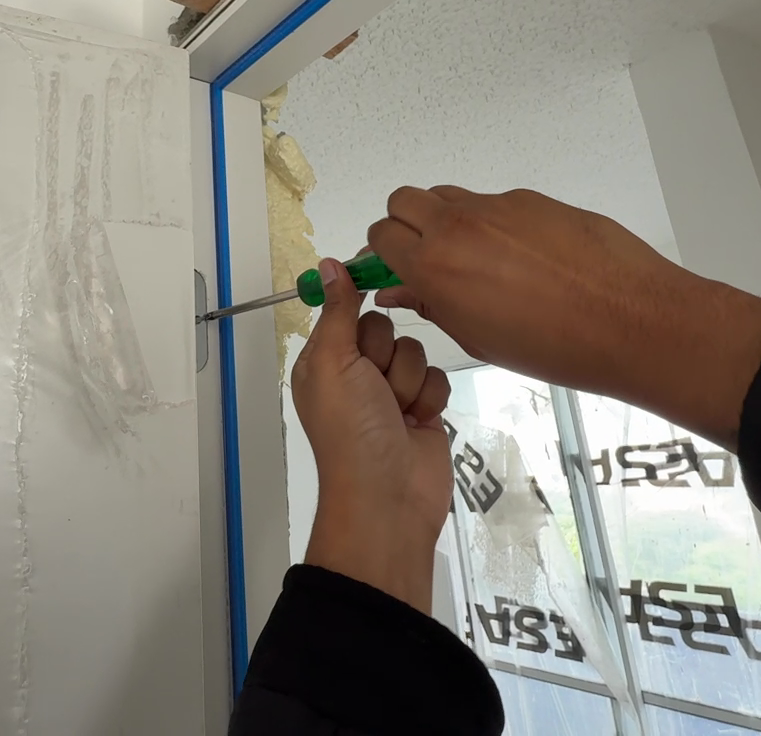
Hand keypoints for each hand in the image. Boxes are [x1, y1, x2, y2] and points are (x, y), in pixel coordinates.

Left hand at [292, 258, 453, 610]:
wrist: (389, 498)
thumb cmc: (351, 428)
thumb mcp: (334, 364)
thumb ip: (338, 312)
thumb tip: (329, 264)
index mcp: (324, 360)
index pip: (345, 310)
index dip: (359, 305)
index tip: (377, 289)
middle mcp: (355, 371)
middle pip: (384, 328)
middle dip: (385, 355)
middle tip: (374, 385)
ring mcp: (390, 389)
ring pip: (414, 351)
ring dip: (407, 381)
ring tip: (396, 411)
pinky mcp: (422, 407)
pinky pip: (436, 377)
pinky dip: (429, 398)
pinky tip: (418, 421)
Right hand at [367, 187, 760, 446]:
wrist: (633, 323)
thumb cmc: (554, 345)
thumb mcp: (476, 337)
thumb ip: (430, 304)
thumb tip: (399, 291)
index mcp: (434, 265)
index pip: (380, 236)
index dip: (382, 253)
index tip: (392, 268)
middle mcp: (456, 226)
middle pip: (402, 200)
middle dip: (404, 224)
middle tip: (423, 254)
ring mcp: (495, 206)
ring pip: (446, 196)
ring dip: (444, 219)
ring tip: (475, 256)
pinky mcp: (530, 198)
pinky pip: (492, 204)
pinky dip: (492, 223)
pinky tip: (523, 257)